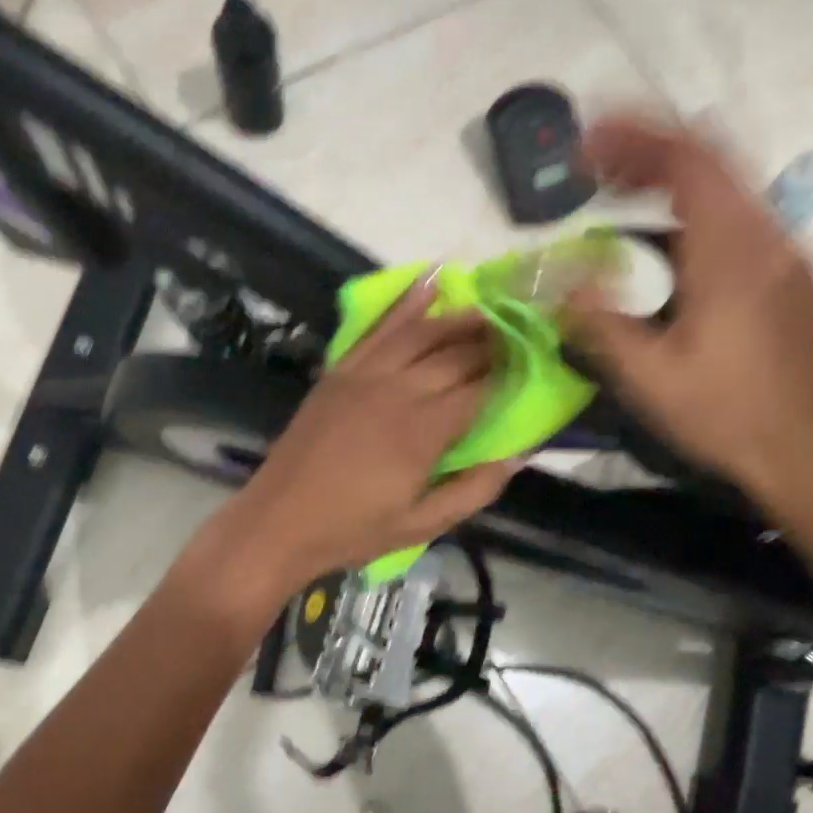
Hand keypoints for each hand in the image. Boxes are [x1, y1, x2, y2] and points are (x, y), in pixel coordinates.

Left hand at [206, 282, 516, 593]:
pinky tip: (428, 284)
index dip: (508, 375)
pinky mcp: (340, 370)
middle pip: (455, 356)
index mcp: (423, 431)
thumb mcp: (422, 526)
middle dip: (491, 343)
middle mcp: (398, 390)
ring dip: (457, 318)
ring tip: (487, 308)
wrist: (280, 520)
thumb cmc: (354, 529)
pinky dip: (404, 303)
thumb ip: (473, 491)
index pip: (479, 390)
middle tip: (519, 332)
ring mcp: (365, 374)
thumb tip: (516, 456)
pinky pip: (377, 328)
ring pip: (421, 332)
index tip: (532, 364)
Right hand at [565, 116, 812, 494]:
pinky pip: (738, 215)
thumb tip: (558, 282)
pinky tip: (664, 240)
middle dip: (646, 148)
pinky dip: (693, 206)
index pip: (684, 161)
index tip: (583, 143)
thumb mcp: (650, 378)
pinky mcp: (789, 274)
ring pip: (726, 185)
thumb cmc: (728, 416)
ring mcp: (784, 253)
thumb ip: (600, 323)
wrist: (811, 450)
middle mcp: (764, 236)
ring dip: (669, 176)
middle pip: (708, 160)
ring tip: (618, 189)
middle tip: (592, 164)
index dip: (631, 139)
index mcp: (729, 252)